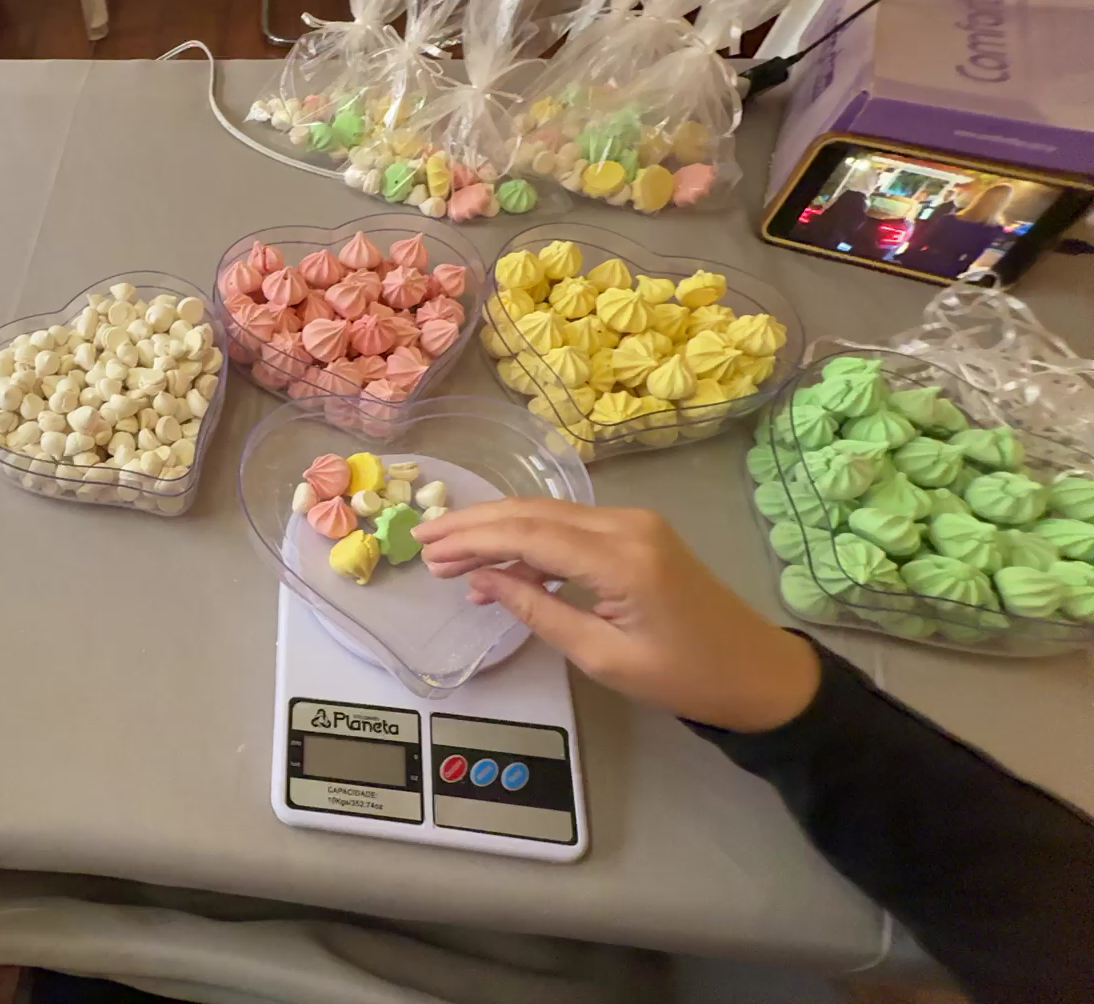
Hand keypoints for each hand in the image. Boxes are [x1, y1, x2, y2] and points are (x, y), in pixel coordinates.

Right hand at [412, 499, 819, 731]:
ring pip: (541, 513)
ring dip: (492, 531)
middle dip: (471, 526)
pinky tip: (498, 570)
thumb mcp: (602, 656)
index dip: (471, 540)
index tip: (429, 552)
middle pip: (528, 512)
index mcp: (621, 559)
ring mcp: (631, 524)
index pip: (526, 534)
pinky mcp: (632, 532)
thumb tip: (483, 581)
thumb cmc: (685, 676)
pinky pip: (563, 526)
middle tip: (425, 543)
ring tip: (450, 558)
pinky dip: (524, 542)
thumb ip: (537, 611)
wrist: (762, 675)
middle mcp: (625, 526)